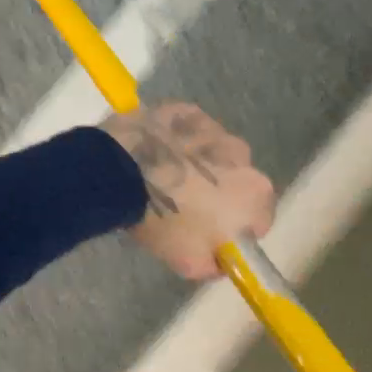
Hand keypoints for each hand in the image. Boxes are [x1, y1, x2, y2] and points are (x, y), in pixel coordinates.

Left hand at [99, 103, 274, 280]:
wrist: (115, 172)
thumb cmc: (161, 219)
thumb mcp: (192, 263)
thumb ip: (216, 263)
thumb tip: (218, 256)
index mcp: (256, 190)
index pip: (256, 218)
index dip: (233, 229)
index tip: (207, 233)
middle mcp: (240, 152)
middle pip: (234, 179)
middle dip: (216, 191)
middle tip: (182, 202)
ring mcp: (209, 124)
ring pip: (210, 150)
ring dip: (196, 161)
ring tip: (162, 173)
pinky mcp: (177, 108)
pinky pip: (183, 126)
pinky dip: (174, 137)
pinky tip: (153, 149)